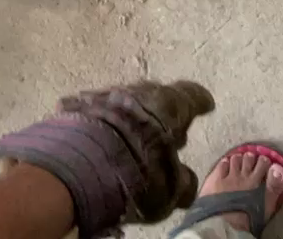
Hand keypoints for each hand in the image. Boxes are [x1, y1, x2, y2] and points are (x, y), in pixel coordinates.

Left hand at [0, 79, 214, 237]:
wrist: (81, 165)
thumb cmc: (138, 176)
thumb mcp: (171, 191)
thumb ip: (183, 182)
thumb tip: (185, 179)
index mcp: (168, 105)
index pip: (190, 96)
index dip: (199, 101)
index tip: (206, 104)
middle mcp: (138, 92)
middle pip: (156, 98)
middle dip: (163, 114)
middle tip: (168, 133)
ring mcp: (105, 94)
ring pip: (125, 102)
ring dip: (132, 118)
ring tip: (134, 139)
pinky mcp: (77, 104)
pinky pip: (97, 111)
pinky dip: (103, 123)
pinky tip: (102, 140)